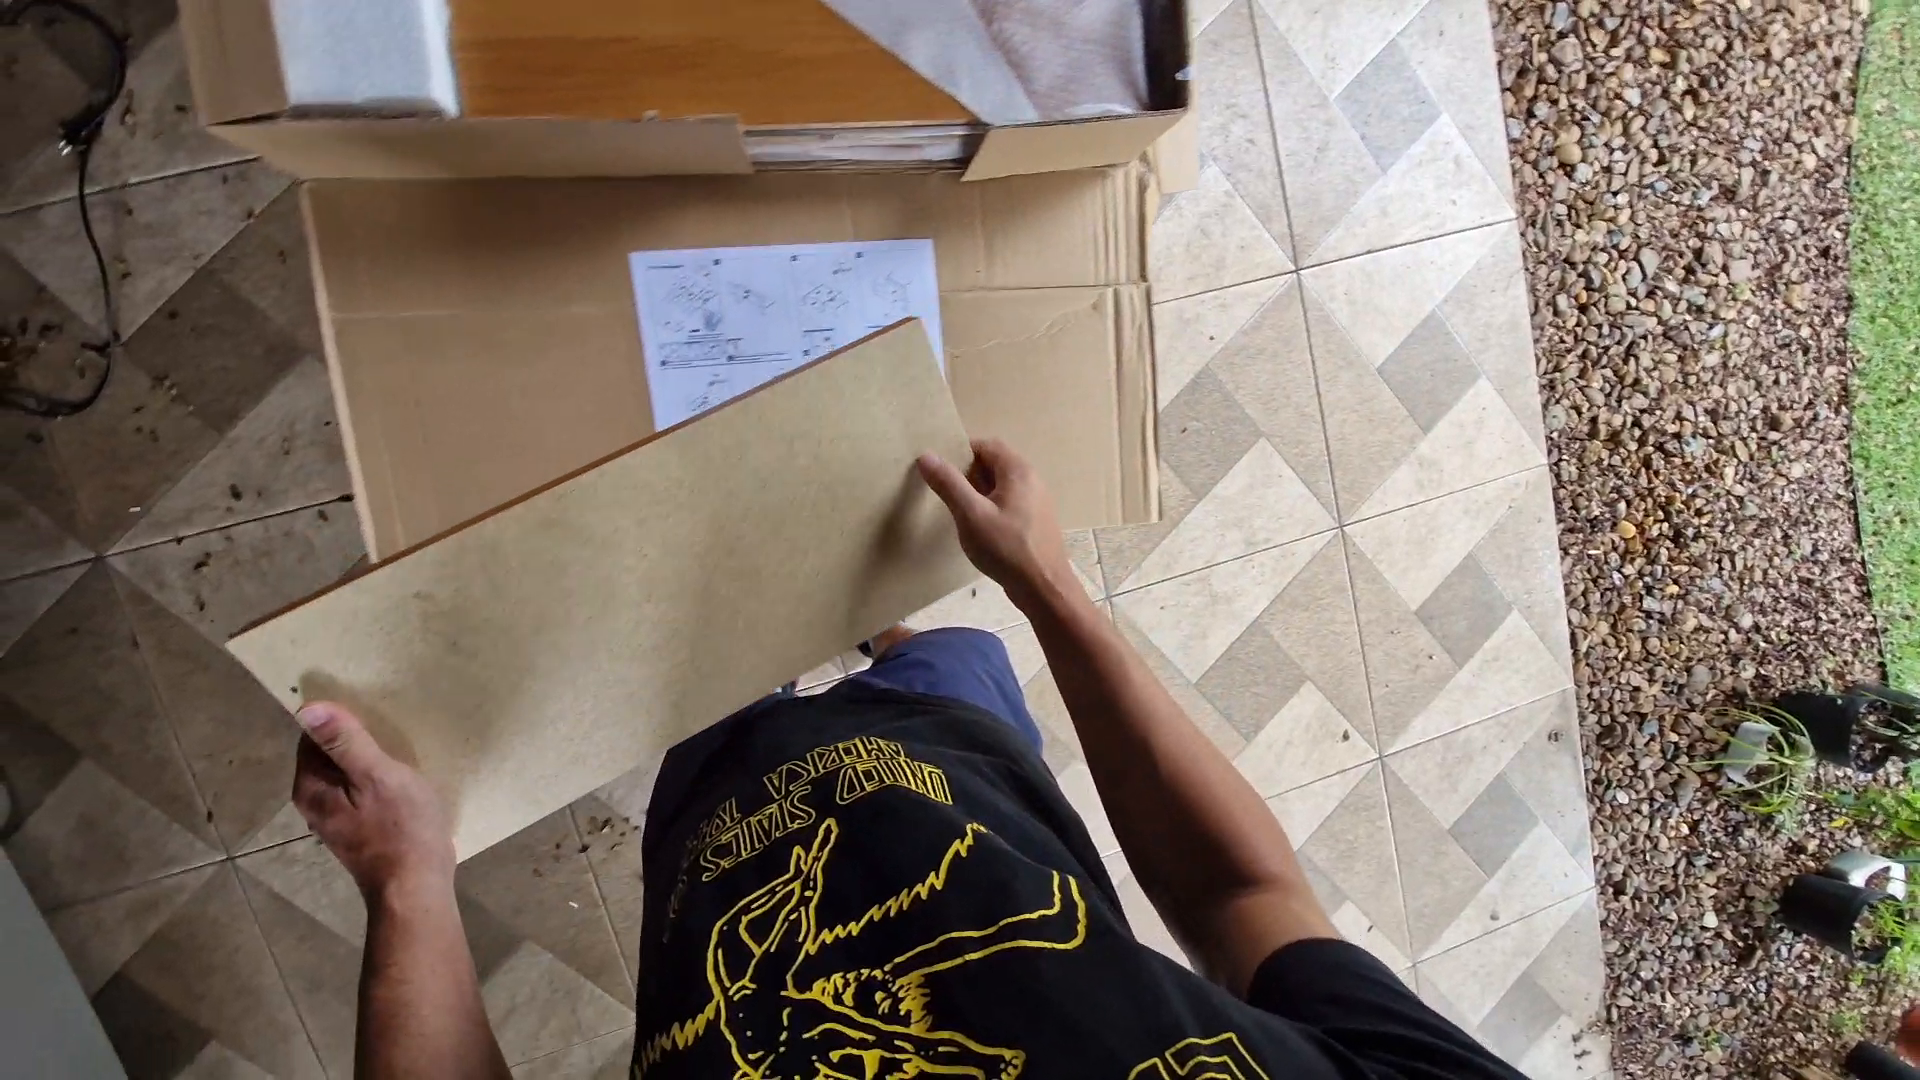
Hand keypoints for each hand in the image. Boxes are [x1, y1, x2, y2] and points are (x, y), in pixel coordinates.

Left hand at [293, 701, 454, 900]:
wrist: (415, 882)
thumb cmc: (400, 825)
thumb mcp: (378, 777)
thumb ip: (346, 744)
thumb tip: (308, 708)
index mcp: (312, 788)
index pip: (311, 739)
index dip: (337, 718)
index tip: (371, 704)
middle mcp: (315, 803)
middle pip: (329, 757)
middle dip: (354, 736)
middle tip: (392, 718)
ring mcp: (338, 818)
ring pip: (348, 774)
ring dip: (370, 757)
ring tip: (403, 741)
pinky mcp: (361, 828)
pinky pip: (363, 790)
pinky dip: (379, 776)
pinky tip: (405, 774)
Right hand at [917, 438, 1076, 609]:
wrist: (1044, 588)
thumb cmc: (1006, 549)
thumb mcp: (971, 515)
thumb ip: (949, 484)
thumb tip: (926, 456)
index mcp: (1018, 471)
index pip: (987, 445)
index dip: (961, 452)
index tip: (940, 469)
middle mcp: (1032, 480)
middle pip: (994, 464)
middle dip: (968, 474)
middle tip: (947, 493)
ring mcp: (1037, 501)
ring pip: (1001, 486)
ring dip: (978, 493)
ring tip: (960, 512)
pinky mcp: (1036, 522)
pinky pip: (1009, 504)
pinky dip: (991, 508)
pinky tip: (980, 530)